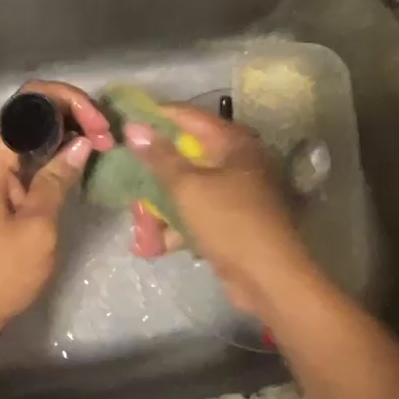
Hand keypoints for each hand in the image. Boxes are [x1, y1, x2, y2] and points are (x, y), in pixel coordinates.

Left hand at [0, 82, 111, 336]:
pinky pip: (33, 153)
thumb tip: (83, 142)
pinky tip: (83, 162)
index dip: (71, 101)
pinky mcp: (4, 187)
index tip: (101, 129)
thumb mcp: (38, 226)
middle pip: (34, 108)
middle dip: (74, 112)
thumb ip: (58, 178)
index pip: (32, 98)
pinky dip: (59, 150)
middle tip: (108, 138)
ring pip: (36, 130)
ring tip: (103, 146)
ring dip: (69, 130)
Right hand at [124, 102, 316, 317]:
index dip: (155, 116)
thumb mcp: (188, 187)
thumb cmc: (230, 222)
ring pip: (188, 189)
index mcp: (232, 142)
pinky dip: (178, 226)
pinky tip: (155, 245)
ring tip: (140, 231)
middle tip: (128, 185)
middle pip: (184, 157)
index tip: (126, 122)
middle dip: (153, 176)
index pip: (187, 116)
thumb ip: (159, 156)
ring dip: (161, 208)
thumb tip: (133, 126)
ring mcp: (236, 193)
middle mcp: (237, 161)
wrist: (272, 282)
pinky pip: (198, 214)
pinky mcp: (232, 222)